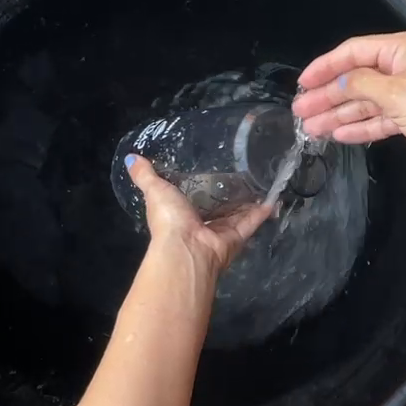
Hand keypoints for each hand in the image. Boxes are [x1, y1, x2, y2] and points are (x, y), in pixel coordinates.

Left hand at [125, 155, 271, 275]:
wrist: (186, 249)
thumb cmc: (170, 220)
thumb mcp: (155, 191)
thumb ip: (146, 175)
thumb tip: (131, 157)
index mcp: (182, 213)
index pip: (194, 198)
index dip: (202, 185)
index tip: (213, 168)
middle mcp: (202, 224)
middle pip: (219, 207)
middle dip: (230, 194)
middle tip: (243, 172)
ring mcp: (221, 232)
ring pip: (238, 214)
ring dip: (249, 201)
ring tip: (262, 181)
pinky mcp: (238, 236)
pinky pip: (252, 222)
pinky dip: (263, 211)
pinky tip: (274, 196)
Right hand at [292, 32, 405, 173]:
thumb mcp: (397, 95)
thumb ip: (361, 86)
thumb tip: (337, 82)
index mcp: (403, 50)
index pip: (355, 52)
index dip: (326, 66)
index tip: (302, 82)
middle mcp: (405, 67)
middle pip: (358, 78)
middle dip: (328, 95)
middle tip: (301, 111)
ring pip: (366, 101)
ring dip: (339, 114)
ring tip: (312, 128)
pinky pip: (380, 118)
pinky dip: (360, 126)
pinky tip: (338, 134)